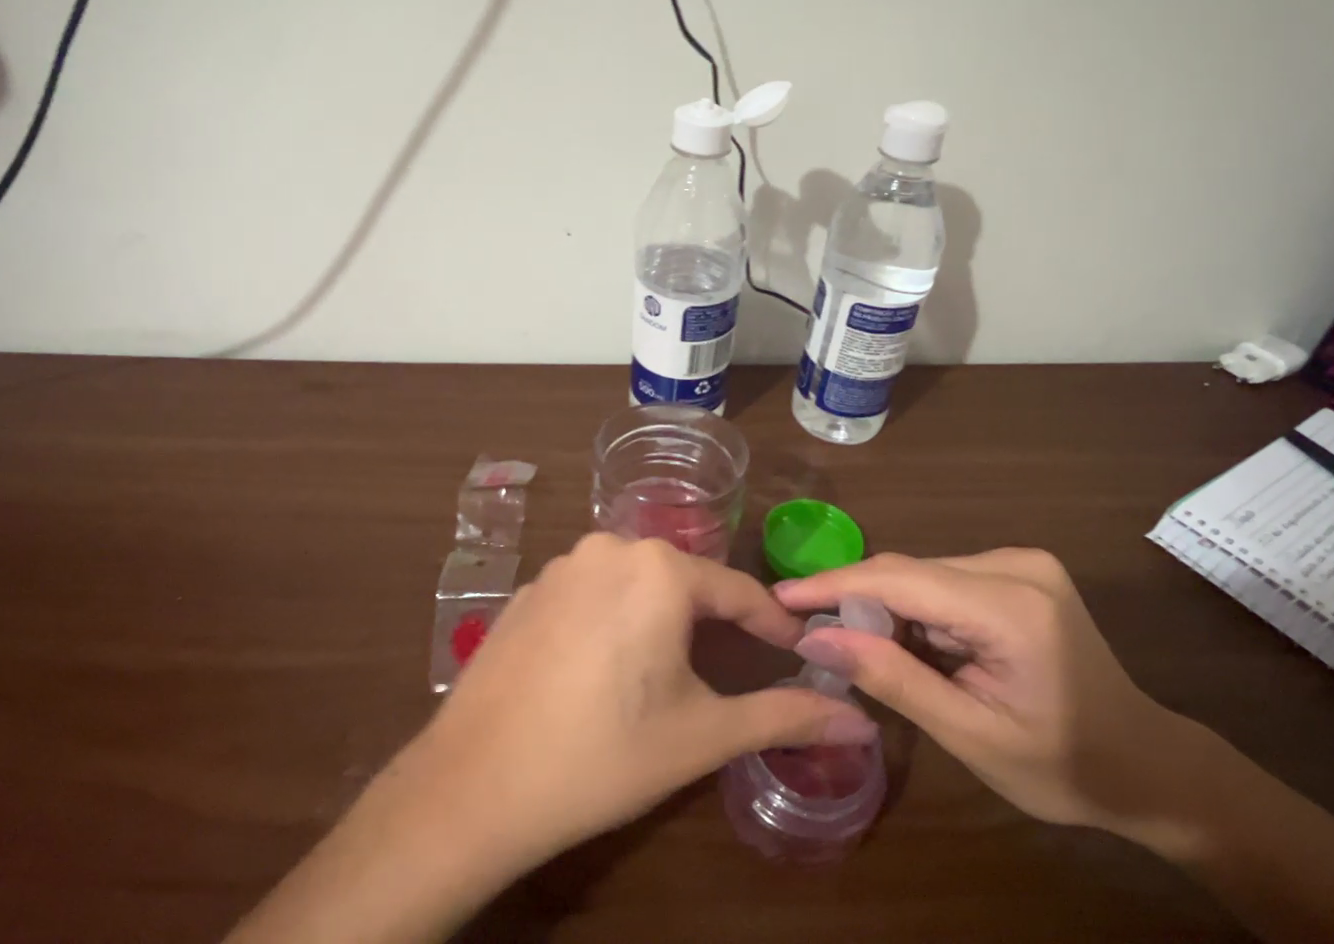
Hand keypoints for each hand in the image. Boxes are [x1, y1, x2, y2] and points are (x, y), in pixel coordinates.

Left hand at [408, 534, 876, 862]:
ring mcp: (559, 567)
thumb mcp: (703, 735)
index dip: (774, 626)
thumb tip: (859, 717)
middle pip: (685, 582)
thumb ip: (785, 716)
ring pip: (636, 585)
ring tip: (679, 669)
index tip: (800, 653)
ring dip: (664, 620)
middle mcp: (608, 549)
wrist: (474, 785)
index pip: (739, 592)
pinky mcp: (525, 593)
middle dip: (717, 622)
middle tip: (741, 665)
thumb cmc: (603, 755)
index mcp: (659, 570)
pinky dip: (615, 622)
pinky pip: (592, 596)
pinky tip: (610, 669)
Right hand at [774, 548, 1190, 833]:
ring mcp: (1023, 564)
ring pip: (921, 574)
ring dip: (883, 608)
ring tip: (849, 648)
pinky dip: (913, 611)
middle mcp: (1017, 565)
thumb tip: (815, 639)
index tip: (776, 600)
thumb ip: (891, 677)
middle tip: (804, 636)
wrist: (1145, 766)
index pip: (899, 577)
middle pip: (908, 571)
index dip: (832, 585)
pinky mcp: (1020, 573)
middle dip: (854, 600)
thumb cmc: (1061, 766)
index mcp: (1011, 606)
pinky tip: (901, 645)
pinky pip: (944, 582)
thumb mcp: (968, 733)